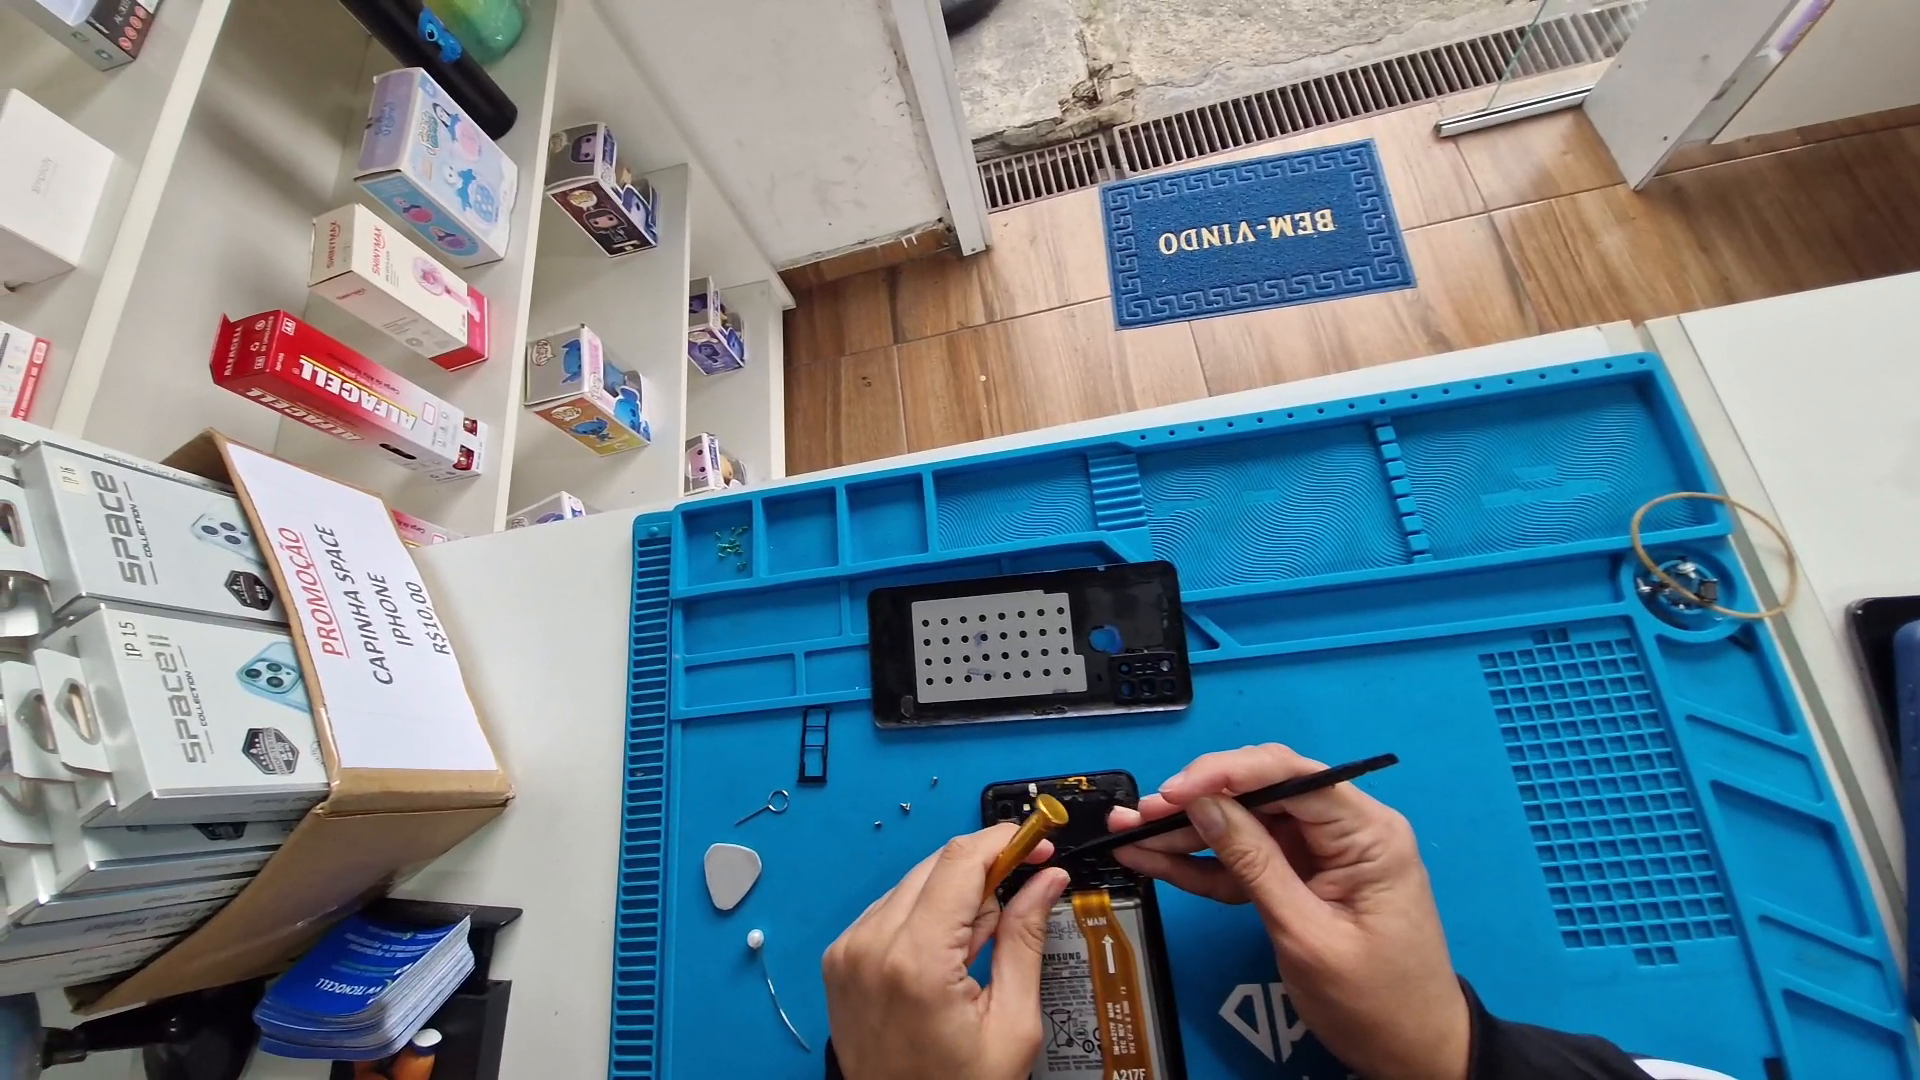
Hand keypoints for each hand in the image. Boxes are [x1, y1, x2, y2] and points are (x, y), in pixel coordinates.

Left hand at [823, 825, 1071, 1079]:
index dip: (1004, 842)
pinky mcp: (839, 954)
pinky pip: (891, 905)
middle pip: (938, 864)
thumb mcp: (1012, 1026)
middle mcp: (872, 943)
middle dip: (983, 873)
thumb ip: (1026, 939)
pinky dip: (924, 915)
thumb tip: (1047, 879)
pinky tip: (941, 956)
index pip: (961, 860)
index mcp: (917, 961)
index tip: (1037, 845)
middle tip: (1013, 909)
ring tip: (972, 952)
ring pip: (915, 880)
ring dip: (953, 896)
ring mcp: (849, 948)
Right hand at [1108, 744, 1469, 1079]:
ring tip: (1129, 831)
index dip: (1225, 773)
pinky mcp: (1293, 872)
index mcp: (1364, 831)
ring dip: (1184, 830)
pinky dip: (1197, 861)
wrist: (1413, 1061)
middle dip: (1194, 800)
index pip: (1289, 775)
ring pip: (1239, 820)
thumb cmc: (1376, 1003)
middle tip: (1140, 814)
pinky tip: (1152, 857)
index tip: (1173, 792)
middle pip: (1256, 791)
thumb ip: (1253, 862)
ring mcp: (1314, 849)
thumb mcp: (1307, 934)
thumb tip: (1201, 802)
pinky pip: (1239, 856)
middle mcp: (1340, 826)